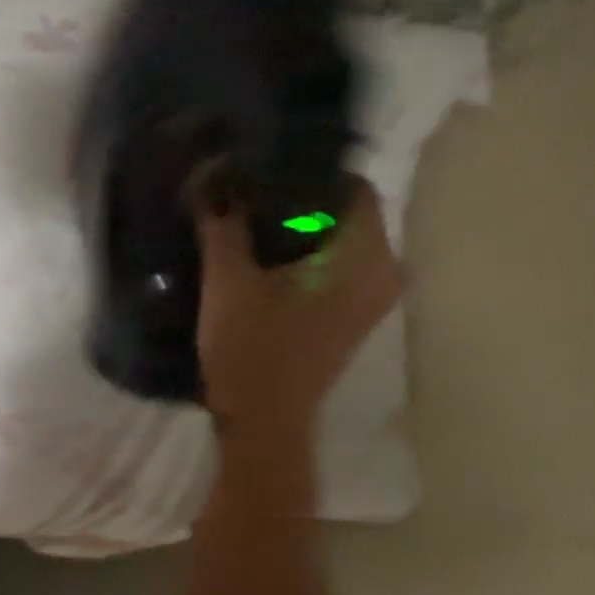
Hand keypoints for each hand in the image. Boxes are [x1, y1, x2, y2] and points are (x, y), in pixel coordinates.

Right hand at [195, 176, 402, 438]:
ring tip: (241, 233)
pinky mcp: (348, 320)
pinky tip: (256, 269)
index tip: (257, 173)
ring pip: (336, 246)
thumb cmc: (250, 349)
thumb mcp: (227, 283)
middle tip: (239, 202)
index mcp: (366, 254)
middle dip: (295, 206)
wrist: (261, 421)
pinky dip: (299, 263)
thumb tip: (211, 181)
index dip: (304, 174)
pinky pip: (331, 272)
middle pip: (343, 216)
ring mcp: (370, 299)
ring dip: (294, 236)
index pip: (351, 187)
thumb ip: (224, 228)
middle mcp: (383, 270)